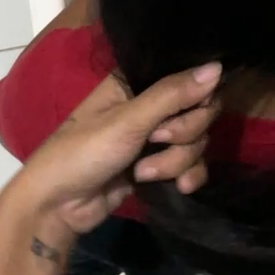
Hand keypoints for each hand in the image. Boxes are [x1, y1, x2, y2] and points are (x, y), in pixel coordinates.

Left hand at [5, 63, 221, 247]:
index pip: (190, 79)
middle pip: (199, 112)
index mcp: (137, 82)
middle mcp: (151, 105)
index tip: (177, 116)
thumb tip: (217, 67)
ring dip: (176, 162)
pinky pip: (192, 166)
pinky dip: (187, 177)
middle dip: (183, 136)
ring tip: (144, 174)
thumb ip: (172, 95)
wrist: (57, 207)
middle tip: (155, 142)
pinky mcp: (159, 167)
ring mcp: (155, 138)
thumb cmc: (83, 152)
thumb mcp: (128, 121)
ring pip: (196, 142)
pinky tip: (177, 189)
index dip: (196, 99)